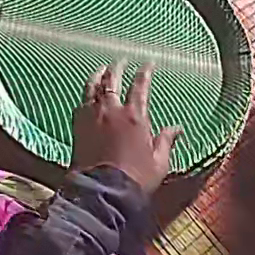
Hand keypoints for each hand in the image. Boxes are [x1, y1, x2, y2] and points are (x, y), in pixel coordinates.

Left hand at [73, 62, 182, 193]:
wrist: (102, 193)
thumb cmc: (136, 178)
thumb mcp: (159, 162)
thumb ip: (166, 141)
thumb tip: (177, 128)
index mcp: (135, 116)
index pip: (140, 85)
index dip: (145, 71)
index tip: (148, 63)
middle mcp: (112, 111)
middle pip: (112, 80)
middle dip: (117, 67)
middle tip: (121, 61)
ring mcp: (91, 117)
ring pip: (91, 88)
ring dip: (97, 76)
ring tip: (100, 70)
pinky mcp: (77, 127)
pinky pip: (80, 104)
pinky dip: (86, 95)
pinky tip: (87, 96)